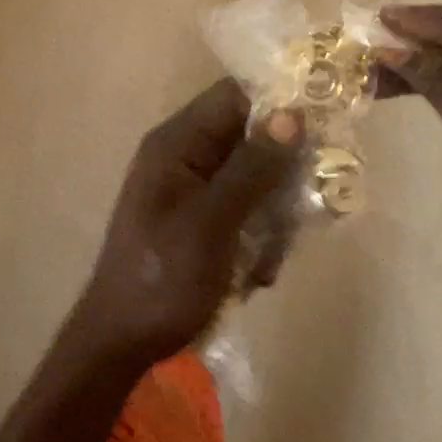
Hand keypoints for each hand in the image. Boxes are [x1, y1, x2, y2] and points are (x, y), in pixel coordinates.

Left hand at [69, 79, 302, 365]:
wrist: (120, 346)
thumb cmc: (162, 278)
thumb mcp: (212, 223)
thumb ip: (252, 168)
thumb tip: (293, 114)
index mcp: (177, 142)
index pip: (235, 96)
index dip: (279, 103)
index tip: (321, 128)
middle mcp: (186, 156)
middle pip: (252, 137)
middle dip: (282, 173)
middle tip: (304, 207)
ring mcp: (194, 190)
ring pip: (256, 179)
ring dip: (273, 215)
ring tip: (269, 257)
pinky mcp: (204, 222)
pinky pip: (247, 211)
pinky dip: (260, 238)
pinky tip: (256, 274)